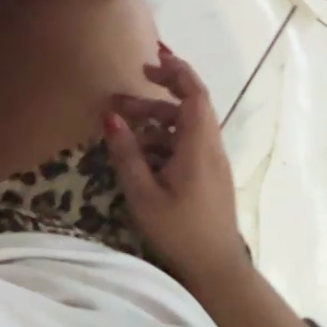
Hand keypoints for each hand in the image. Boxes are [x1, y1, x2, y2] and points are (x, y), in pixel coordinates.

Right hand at [103, 45, 251, 287]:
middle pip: (190, 105)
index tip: (154, 55)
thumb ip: (127, 153)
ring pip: (185, 125)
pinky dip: (163, 137)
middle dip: (159, 91)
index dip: (178, 70)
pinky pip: (186, 142)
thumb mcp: (144, 194)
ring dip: (156, 118)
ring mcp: (212, 162)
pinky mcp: (208, 175)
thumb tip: (110, 116)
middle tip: (127, 88)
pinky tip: (139, 151)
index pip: (195, 94)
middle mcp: (211, 147)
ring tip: (122, 124)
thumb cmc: (180, 232)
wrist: (217, 270)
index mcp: (199, 146)